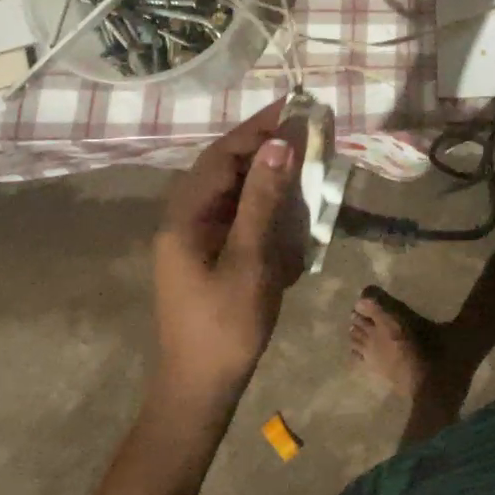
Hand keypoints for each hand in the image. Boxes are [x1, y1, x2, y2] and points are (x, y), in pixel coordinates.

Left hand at [152, 98, 303, 401]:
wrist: (200, 388)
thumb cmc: (225, 324)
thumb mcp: (250, 259)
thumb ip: (263, 199)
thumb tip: (279, 143)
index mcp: (186, 216)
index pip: (223, 154)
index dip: (258, 127)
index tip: (295, 105)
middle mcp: (186, 219)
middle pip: (227, 167)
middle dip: (266, 145)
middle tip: (309, 129)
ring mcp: (196, 238)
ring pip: (234, 189)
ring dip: (268, 172)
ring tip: (306, 160)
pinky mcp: (210, 255)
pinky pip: (239, 213)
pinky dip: (266, 201)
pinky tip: (291, 206)